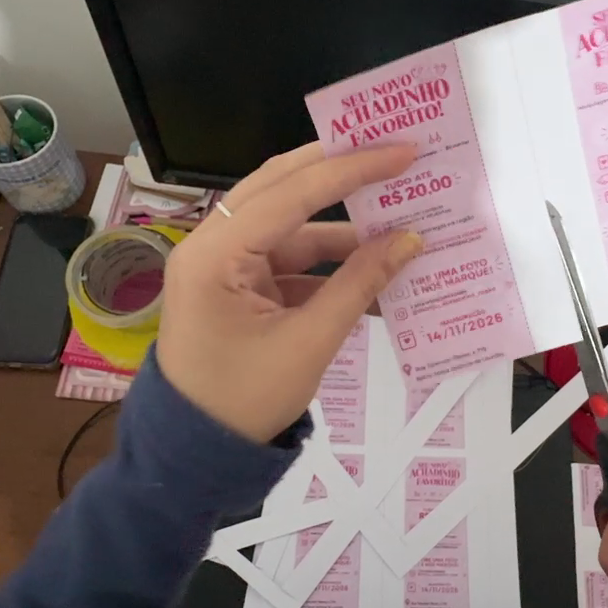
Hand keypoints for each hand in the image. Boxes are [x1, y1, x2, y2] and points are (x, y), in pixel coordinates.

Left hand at [157, 142, 423, 441]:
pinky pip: (287, 258)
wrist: (197, 455)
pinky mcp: (237, 285)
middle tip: (392, 153)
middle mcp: (212, 245)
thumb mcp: (310, 343)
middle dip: (339, 171)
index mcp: (215, 255)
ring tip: (396, 216)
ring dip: (340, 226)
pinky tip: (371, 266)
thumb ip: (360, 284)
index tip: (402, 152)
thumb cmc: (245, 402)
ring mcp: (223, 264)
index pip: (291, 193)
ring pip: (288, 224)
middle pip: (282, 188)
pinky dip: (327, 262)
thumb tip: (410, 240)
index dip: (351, 169)